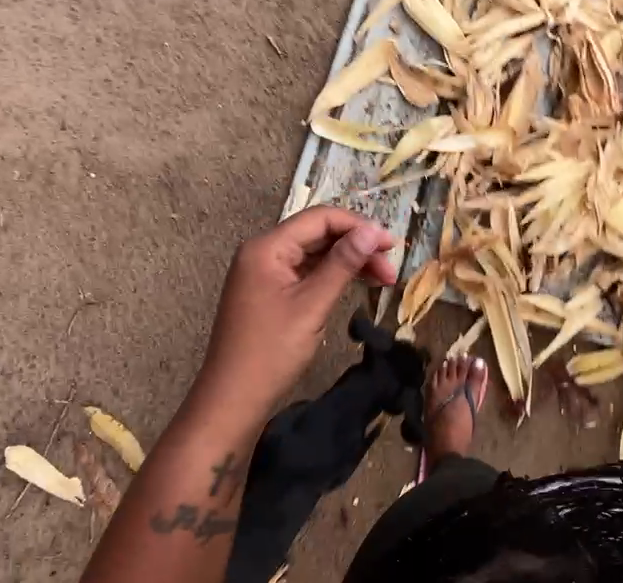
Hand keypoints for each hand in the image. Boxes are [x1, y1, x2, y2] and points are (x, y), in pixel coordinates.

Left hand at [196, 207, 398, 414]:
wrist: (231, 403)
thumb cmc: (271, 353)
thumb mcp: (312, 305)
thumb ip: (342, 264)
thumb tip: (372, 231)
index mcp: (266, 247)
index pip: (320, 219)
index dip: (358, 226)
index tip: (391, 245)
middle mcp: (263, 252)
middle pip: (318, 234)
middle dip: (357, 245)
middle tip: (391, 268)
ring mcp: (264, 273)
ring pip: (315, 253)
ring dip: (349, 261)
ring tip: (384, 278)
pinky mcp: (268, 292)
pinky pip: (306, 271)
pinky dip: (332, 276)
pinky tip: (356, 284)